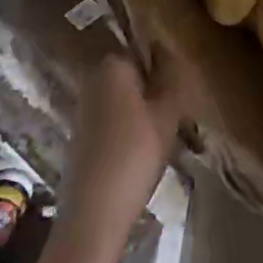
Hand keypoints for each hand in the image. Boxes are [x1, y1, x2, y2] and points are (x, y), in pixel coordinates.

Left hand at [82, 49, 185, 163]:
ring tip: (166, 132)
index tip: (182, 84)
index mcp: (112, 65)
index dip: (165, 64)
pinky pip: (112, 119)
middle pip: (133, 74)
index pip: (144, 49)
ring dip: (143, 109)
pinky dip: (128, 127)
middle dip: (154, 87)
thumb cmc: (136, 153)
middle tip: (178, 109)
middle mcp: (93, 80)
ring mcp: (83, 109)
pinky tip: (143, 150)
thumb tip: (168, 50)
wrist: (93, 214)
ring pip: (123, 98)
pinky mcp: (81, 136)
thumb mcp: (167, 112)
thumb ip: (170, 76)